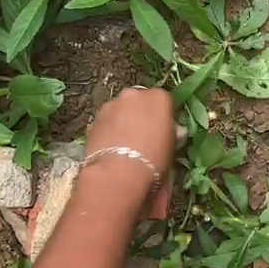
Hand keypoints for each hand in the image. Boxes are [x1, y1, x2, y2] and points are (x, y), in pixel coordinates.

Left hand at [82, 87, 174, 206]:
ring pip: (121, 109)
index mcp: (159, 97)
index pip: (164, 101)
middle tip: (144, 135)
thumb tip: (174, 131)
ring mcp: (112, 104)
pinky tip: (112, 148)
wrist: (118, 172)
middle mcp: (134, 94)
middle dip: (142, 114)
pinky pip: (107, 121)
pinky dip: (109, 129)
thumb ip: (171, 133)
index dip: (164, 116)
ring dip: (124, 120)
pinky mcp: (95, 118)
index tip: (163, 129)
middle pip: (140, 101)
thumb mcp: (172, 147)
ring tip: (125, 144)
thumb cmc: (153, 159)